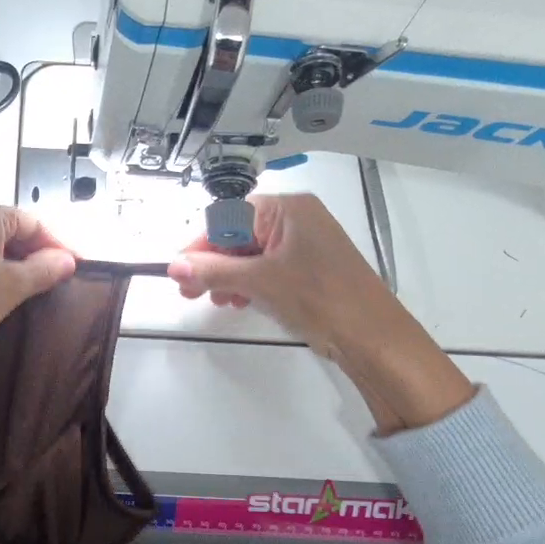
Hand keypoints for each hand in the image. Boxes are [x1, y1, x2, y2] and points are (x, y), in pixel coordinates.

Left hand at [0, 199, 76, 419]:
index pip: (31, 222)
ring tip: (33, 288)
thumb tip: (68, 260)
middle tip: (58, 280)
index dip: (57, 244)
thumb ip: (44, 269)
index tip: (77, 266)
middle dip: (35, 252)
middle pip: (8, 229)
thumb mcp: (11, 287)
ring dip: (12, 263)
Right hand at [166, 193, 472, 431]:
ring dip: (227, 276)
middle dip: (211, 263)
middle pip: (238, 234)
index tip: (179, 272)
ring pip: (250, 253)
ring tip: (215, 301)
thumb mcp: (259, 281)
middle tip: (189, 292)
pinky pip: (267, 267)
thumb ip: (213, 271)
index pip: (229, 217)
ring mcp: (304, 244)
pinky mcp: (309, 268)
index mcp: (287, 208)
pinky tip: (237, 301)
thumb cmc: (318, 297)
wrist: (371, 335)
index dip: (201, 244)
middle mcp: (296, 218)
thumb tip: (173, 265)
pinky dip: (248, 283)